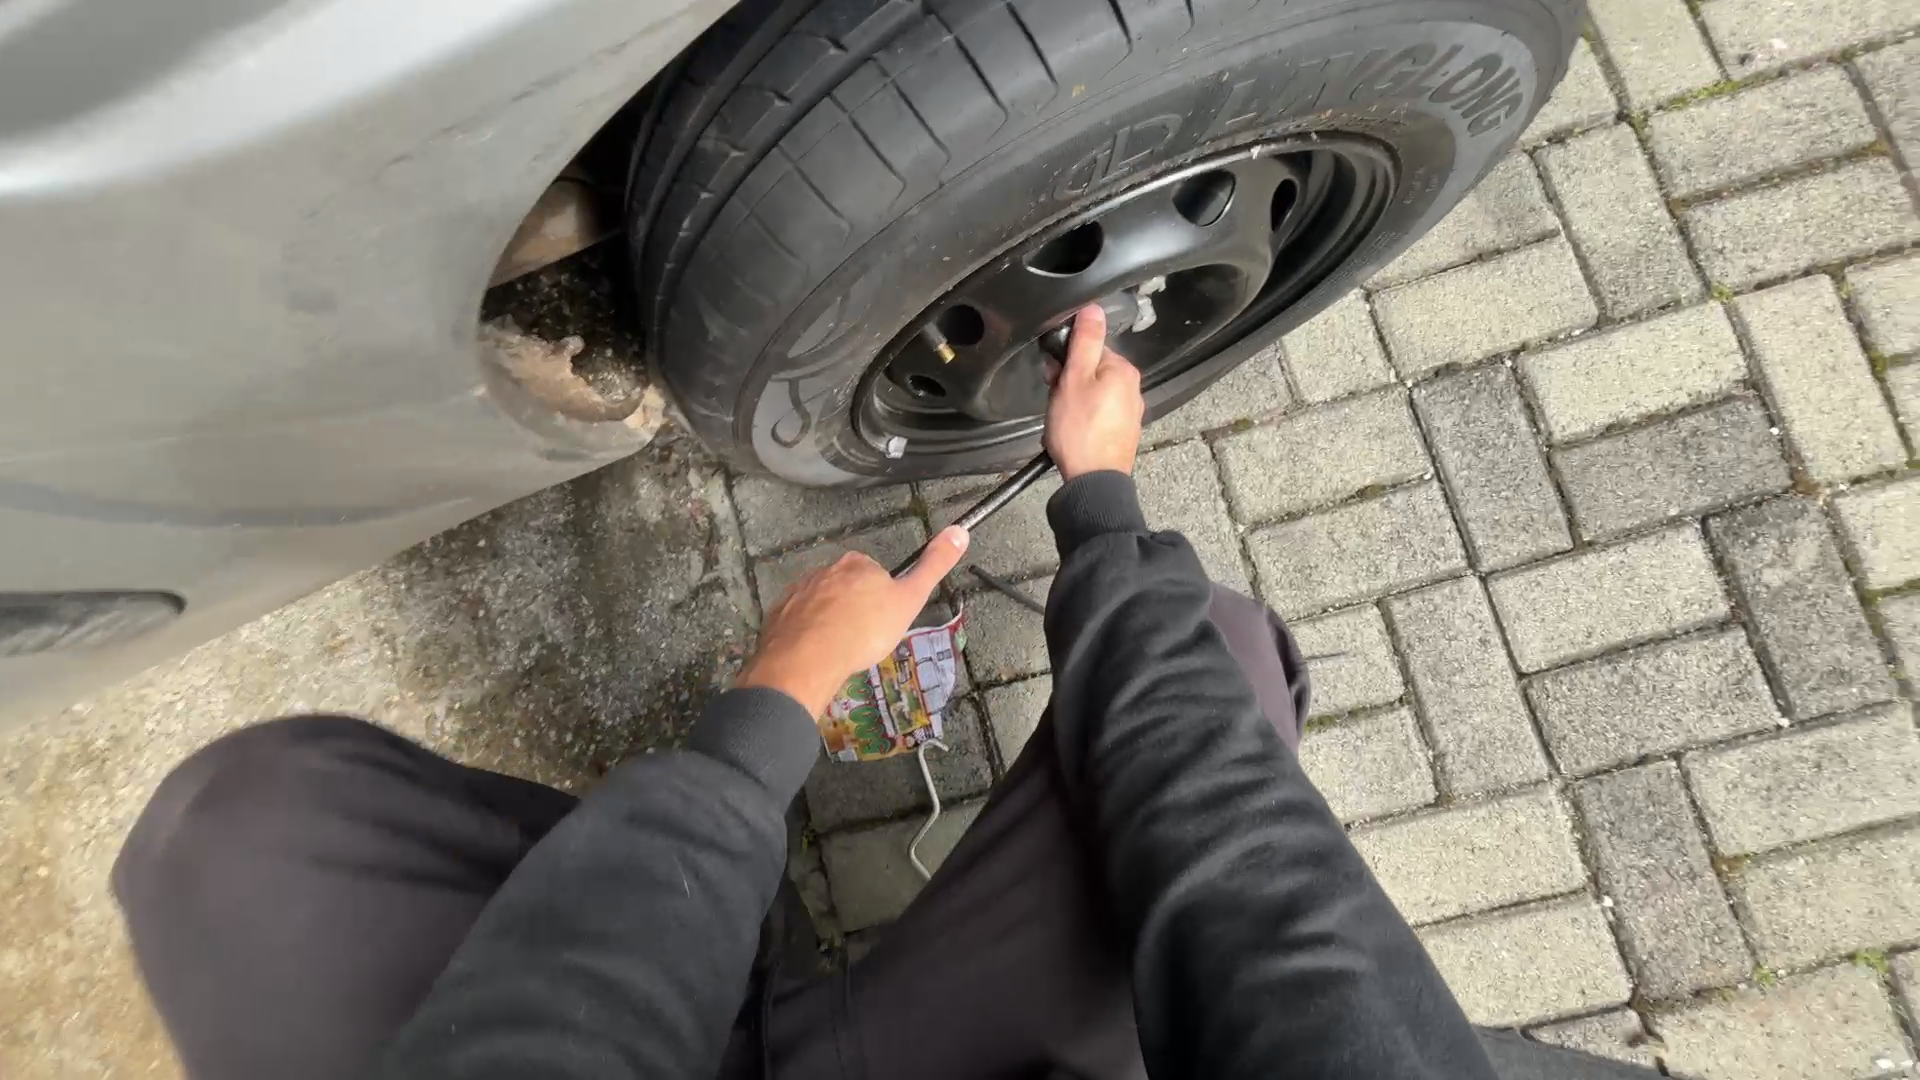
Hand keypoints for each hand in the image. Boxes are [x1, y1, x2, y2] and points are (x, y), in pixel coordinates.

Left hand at [737, 526, 969, 714]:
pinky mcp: (778, 615)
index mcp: (857, 565)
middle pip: (846, 588)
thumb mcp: (910, 599)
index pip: (875, 575)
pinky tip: (816, 655)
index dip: (882, 600)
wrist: (808, 658)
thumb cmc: (864, 630)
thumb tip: (960, 530)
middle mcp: (825, 570)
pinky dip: (806, 634)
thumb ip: (934, 566)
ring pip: (821, 605)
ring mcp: (798, 592)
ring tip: (839, 651)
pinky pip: (798, 622)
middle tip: (863, 639)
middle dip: (854, 609)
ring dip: (829, 622)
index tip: (883, 623)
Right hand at [1044, 304, 1143, 480]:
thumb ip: (1084, 342)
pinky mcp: (1122, 433)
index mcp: (1123, 371)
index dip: (1066, 360)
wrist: (1093, 480)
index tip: (1054, 376)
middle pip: (1093, 372)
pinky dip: (1083, 420)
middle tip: (1056, 400)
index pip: (1091, 349)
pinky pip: (1098, 416)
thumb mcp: (1074, 379)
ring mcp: (1129, 413)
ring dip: (1074, 402)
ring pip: (1094, 395)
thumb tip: (1093, 308)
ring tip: (1062, 420)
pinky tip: (1073, 432)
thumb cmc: (1080, 430)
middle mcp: (1132, 389)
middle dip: (1069, 383)